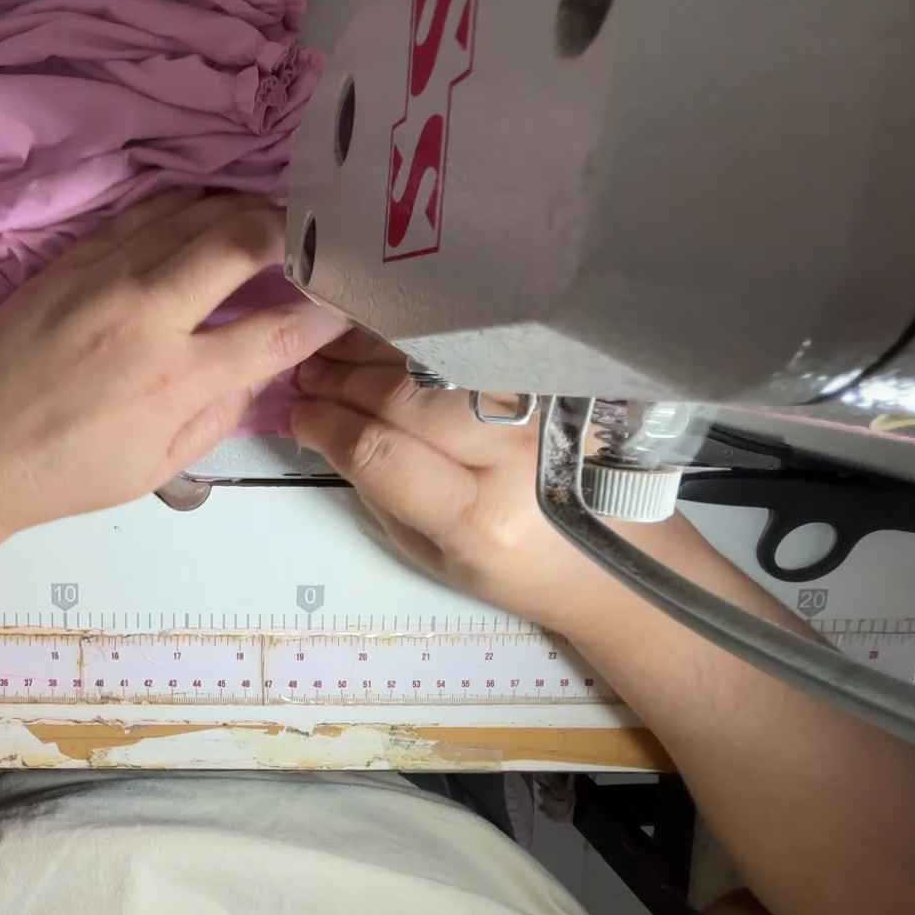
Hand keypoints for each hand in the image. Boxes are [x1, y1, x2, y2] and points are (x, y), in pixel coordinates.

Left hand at [0, 190, 347, 535]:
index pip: (276, 331)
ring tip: (263, 218)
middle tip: (309, 237)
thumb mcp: (156, 469)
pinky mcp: (67, 259)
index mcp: (174, 381)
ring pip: (192, 211)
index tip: (345, 300)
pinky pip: (140, 212)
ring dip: (239, 208)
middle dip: (291, 231)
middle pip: (241, 241)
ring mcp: (102, 277)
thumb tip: (257, 368)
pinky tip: (198, 216)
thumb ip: (218, 415)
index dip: (324, 311)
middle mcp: (145, 315)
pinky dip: (183, 207)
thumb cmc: (64, 475)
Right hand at [289, 332, 668, 626]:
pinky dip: (416, 343)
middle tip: (304, 374)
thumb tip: (326, 429)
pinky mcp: (557, 382)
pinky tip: (381, 342)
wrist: (619, 562)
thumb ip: (377, 487)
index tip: (296, 414)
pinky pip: (472, 351)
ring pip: (434, 364)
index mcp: (478, 518)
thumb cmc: (513, 571)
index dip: (325, 424)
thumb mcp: (427, 552)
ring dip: (370, 353)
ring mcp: (543, 410)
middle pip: (402, 398)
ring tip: (331, 352)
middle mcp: (515, 456)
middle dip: (340, 382)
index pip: (378, 451)